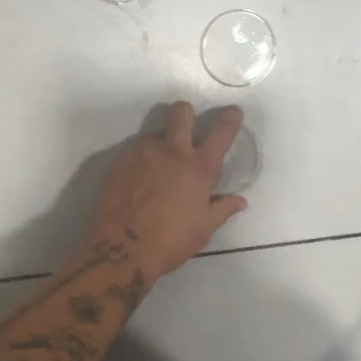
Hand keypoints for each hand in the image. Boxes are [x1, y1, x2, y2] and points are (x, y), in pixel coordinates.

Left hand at [86, 102, 247, 281]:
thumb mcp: (203, 229)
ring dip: (160, 144)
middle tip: (186, 126)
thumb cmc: (171, 242)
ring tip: (156, 168)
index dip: (230, 118)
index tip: (233, 112)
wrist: (123, 249)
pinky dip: (141, 160)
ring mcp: (143, 153)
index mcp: (199, 168)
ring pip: (154, 134)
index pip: (221, 133)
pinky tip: (138, 180)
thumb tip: (240, 201)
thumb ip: (222, 209)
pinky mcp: (120, 160)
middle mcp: (172, 152)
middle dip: (186, 113)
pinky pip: (135, 150)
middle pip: (181, 113)